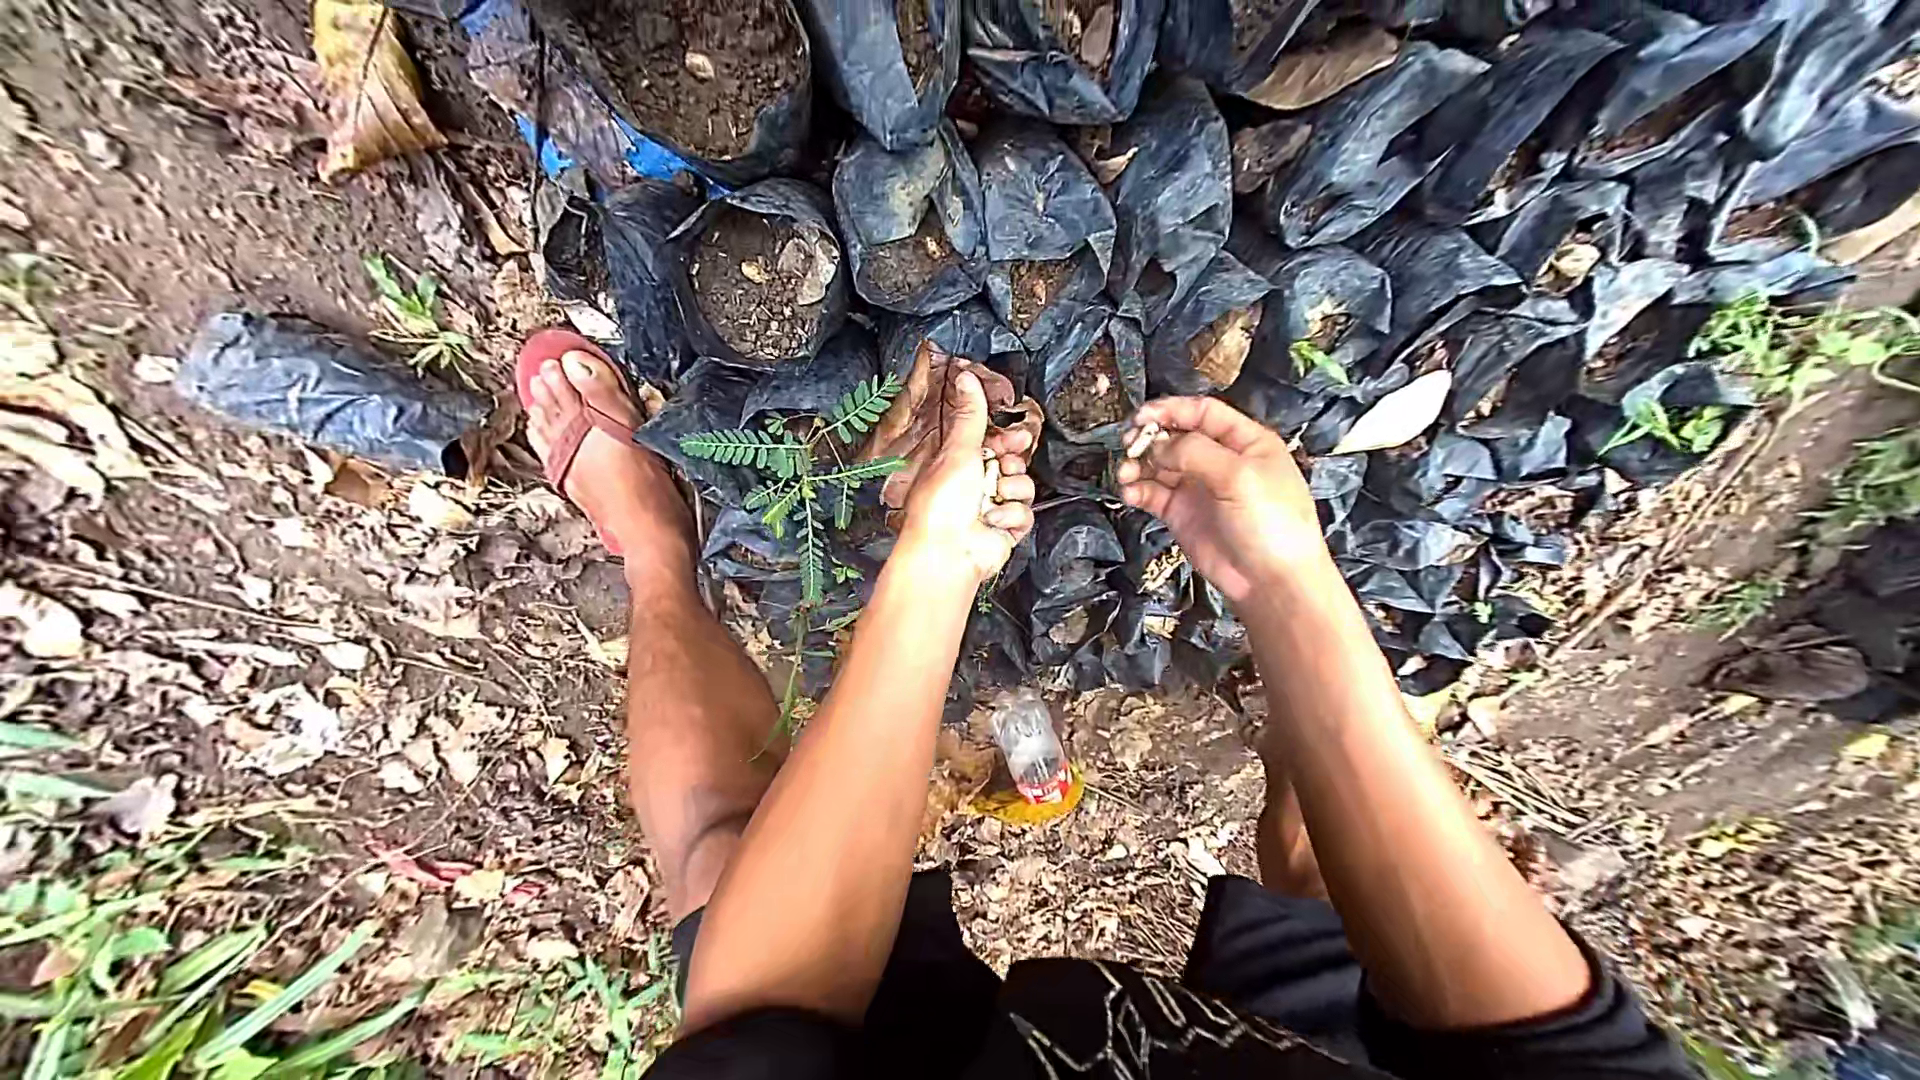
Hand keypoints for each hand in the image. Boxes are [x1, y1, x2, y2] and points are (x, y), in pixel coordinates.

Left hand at [896, 361, 1035, 584]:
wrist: (948, 551)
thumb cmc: (942, 504)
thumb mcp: (957, 449)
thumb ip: (970, 414)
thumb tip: (966, 378)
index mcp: (960, 462)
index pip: (994, 441)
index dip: (1007, 439)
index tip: (1013, 438)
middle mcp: (976, 484)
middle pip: (1014, 461)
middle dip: (1011, 464)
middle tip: (1001, 468)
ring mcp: (992, 506)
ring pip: (1023, 486)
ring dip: (1011, 491)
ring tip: (991, 498)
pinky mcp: (1006, 528)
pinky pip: (1025, 513)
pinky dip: (1011, 516)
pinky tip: (993, 520)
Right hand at [1114, 396, 1329, 603]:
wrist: (1271, 580)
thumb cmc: (1271, 523)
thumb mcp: (1240, 477)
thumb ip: (1195, 452)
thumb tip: (1156, 445)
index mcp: (1244, 442)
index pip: (1203, 413)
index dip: (1171, 410)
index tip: (1142, 417)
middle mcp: (1218, 460)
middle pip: (1175, 437)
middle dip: (1149, 439)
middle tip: (1129, 445)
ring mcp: (1197, 487)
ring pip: (1158, 465)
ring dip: (1138, 465)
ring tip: (1125, 474)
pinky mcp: (1181, 513)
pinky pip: (1152, 494)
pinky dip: (1137, 491)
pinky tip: (1130, 494)